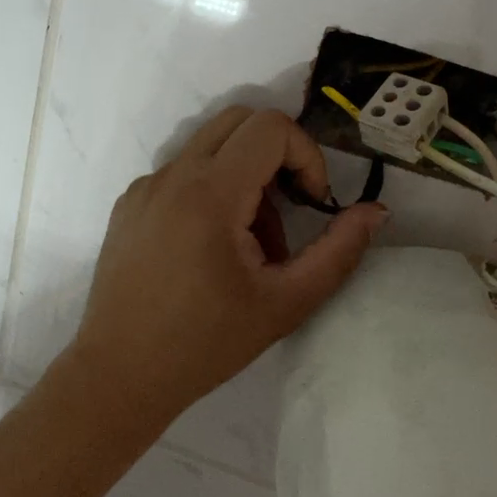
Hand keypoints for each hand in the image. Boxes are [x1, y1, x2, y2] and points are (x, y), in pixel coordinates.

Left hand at [67, 107, 388, 420]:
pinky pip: (181, 173)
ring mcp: (145, 186)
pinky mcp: (129, 204)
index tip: (313, 205)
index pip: (271, 127)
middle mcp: (172, 175)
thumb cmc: (206, 344)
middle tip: (289, 211)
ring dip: (244, 176)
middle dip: (277, 155)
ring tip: (249, 245)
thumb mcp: (286, 303)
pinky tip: (209, 251)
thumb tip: (376, 211)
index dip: (306, 156)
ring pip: (210, 147)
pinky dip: (210, 191)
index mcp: (209, 193)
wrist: (119, 376)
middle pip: (240, 120)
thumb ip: (339, 252)